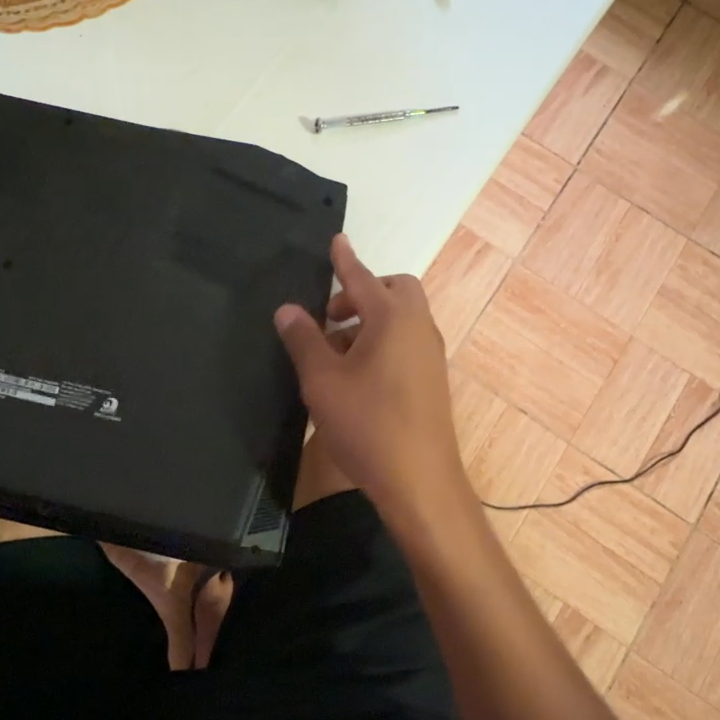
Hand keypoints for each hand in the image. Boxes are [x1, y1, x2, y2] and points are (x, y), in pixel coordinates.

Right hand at [274, 235, 467, 509]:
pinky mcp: (432, 380)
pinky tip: (355, 377)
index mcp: (392, 318)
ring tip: (332, 352)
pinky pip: (405, 343)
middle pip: (393, 291)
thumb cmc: (366, 424)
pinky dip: (381, 343)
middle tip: (329, 316)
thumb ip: (303, 340)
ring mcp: (430, 355)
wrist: (419, 480)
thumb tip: (288, 309)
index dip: (344, 260)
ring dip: (368, 322)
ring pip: (400, 319)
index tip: (335, 240)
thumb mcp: (322, 381)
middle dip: (361, 293)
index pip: (362, 278)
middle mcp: (418, 328)